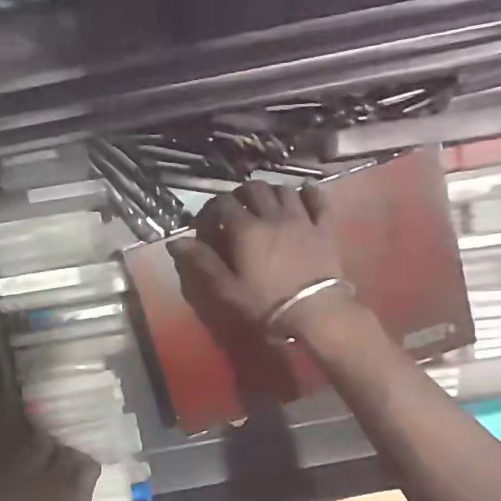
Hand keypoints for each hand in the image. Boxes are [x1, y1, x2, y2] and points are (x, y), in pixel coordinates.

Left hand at [0, 436, 99, 500]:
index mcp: (75, 496)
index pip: (88, 466)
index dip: (88, 464)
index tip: (86, 468)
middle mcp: (53, 480)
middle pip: (64, 451)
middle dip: (67, 453)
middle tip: (65, 458)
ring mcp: (26, 477)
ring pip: (38, 447)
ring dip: (45, 448)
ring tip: (45, 455)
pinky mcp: (4, 480)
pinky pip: (18, 460)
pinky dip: (24, 459)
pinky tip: (25, 468)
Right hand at [168, 182, 350, 334]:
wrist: (315, 311)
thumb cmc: (267, 304)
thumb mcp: (228, 288)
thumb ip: (203, 262)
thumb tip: (175, 242)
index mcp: (246, 230)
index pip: (224, 203)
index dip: (212, 208)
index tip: (207, 223)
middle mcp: (273, 215)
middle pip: (255, 188)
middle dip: (241, 194)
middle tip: (236, 208)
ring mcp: (301, 218)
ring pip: (284, 189)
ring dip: (271, 191)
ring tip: (266, 203)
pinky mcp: (324, 227)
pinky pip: (318, 199)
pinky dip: (308, 192)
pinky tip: (304, 193)